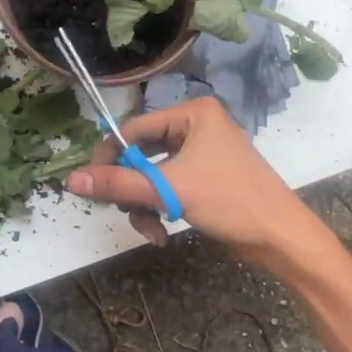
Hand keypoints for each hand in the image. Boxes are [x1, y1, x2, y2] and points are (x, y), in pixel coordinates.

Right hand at [64, 98, 325, 268]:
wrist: (280, 237)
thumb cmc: (230, 201)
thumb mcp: (170, 190)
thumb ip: (119, 184)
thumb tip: (71, 179)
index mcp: (193, 114)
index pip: (135, 129)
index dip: (110, 158)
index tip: (91, 186)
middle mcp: (197, 126)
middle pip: (142, 153)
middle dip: (133, 188)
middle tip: (125, 210)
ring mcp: (203, 153)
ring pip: (153, 175)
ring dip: (146, 205)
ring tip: (151, 229)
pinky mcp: (206, 178)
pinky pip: (169, 187)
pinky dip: (161, 209)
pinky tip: (163, 233)